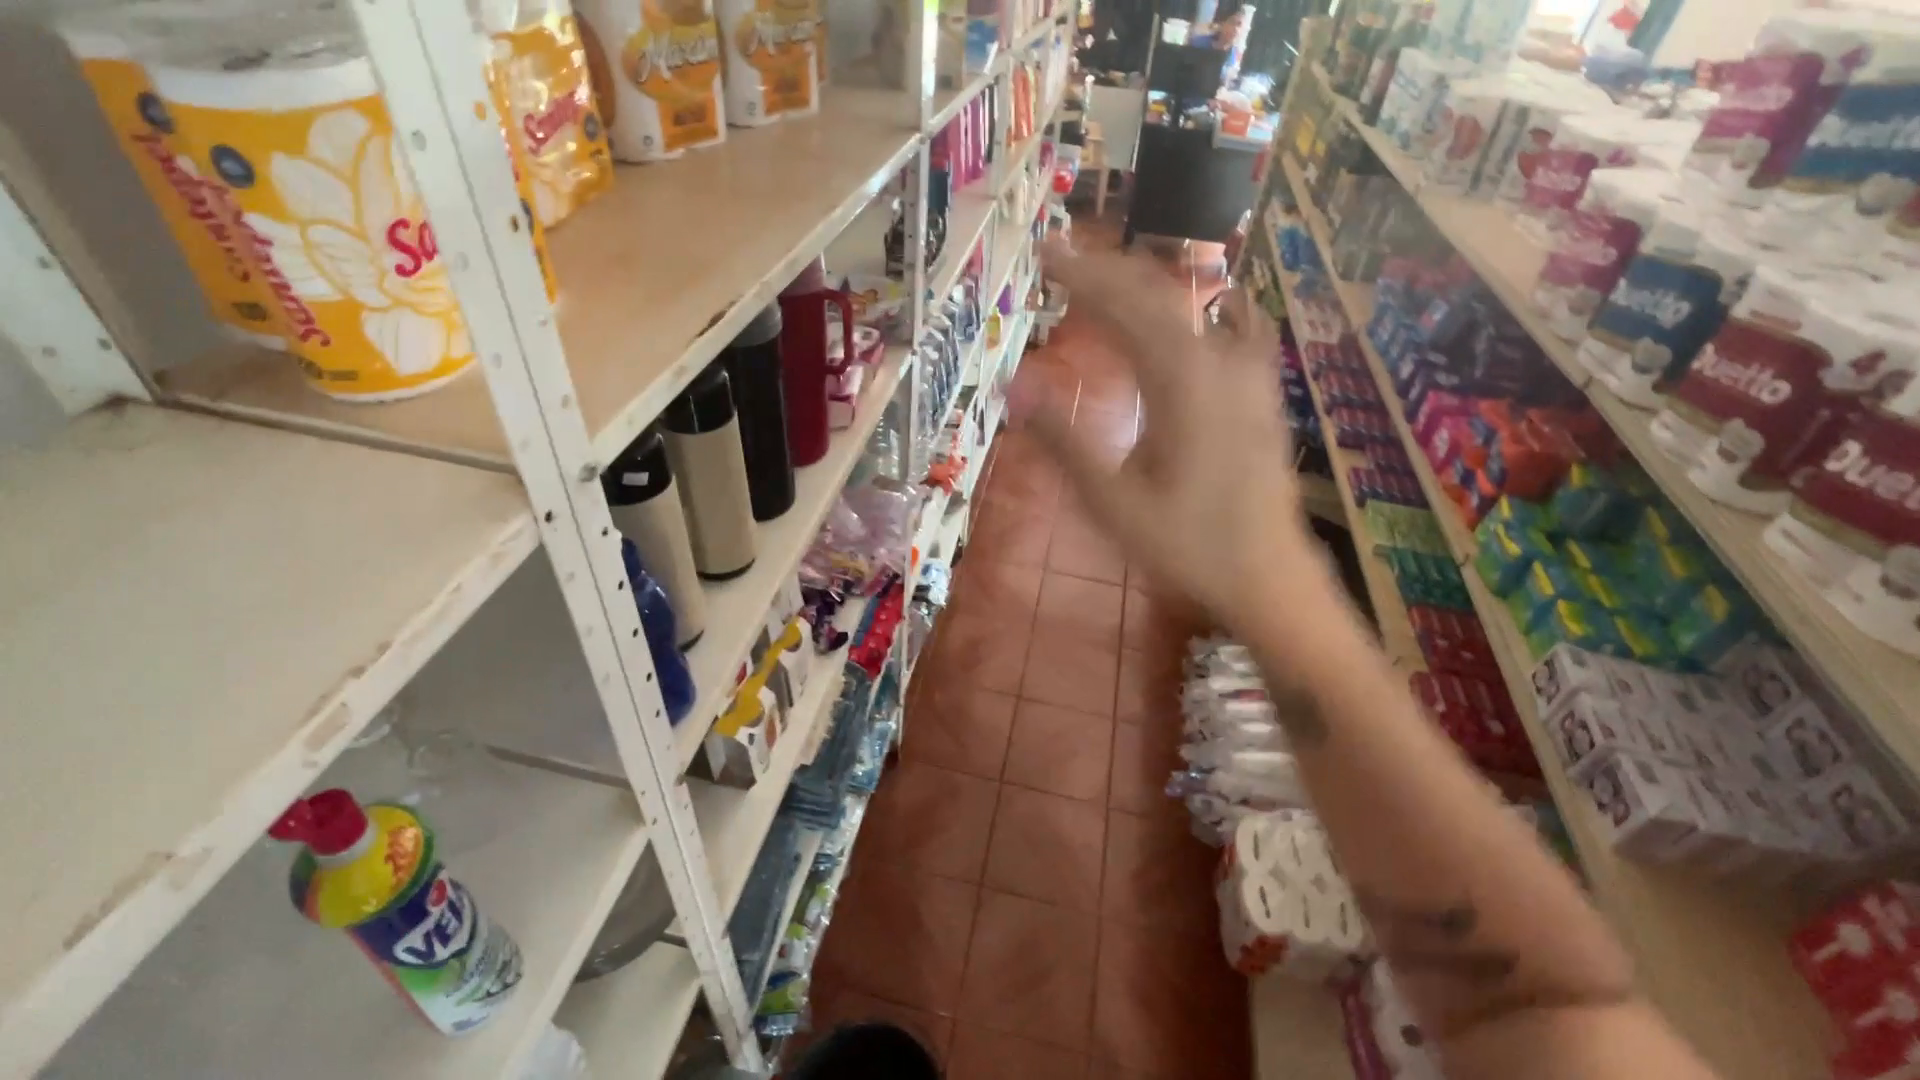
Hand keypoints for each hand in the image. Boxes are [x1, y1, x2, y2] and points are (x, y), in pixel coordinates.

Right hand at [1029, 241, 1362, 656]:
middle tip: (1063, 258)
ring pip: (1195, 309)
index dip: (1082, 275)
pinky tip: (1215, 304)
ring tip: (1112, 280)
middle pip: (1158, 296)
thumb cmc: (1186, 545)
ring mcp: (1248, 375)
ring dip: (1150, 288)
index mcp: (1179, 381)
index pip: (1124, 305)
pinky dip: (1213, 309)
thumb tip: (1013, 387)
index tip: (1045, 252)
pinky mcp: (1262, 395)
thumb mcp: (1111, 501)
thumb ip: (1063, 440)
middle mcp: (1218, 362)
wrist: (1268, 577)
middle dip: (1107, 272)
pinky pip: (1238, 330)